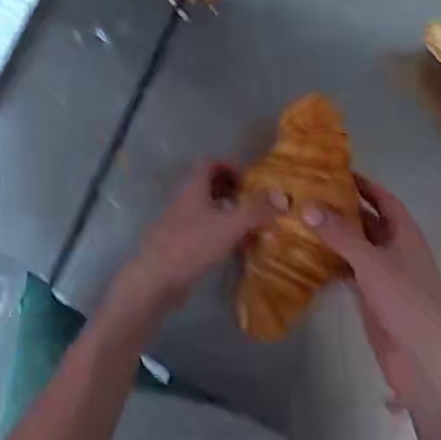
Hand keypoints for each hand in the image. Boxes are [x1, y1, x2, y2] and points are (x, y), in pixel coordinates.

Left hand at [115, 162, 278, 314]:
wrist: (158, 276)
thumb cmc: (193, 244)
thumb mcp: (230, 226)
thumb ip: (256, 211)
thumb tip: (281, 197)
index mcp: (191, 188)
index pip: (208, 163)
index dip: (230, 166)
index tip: (252, 181)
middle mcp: (183, 200)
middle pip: (208, 185)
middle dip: (233, 190)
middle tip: (256, 203)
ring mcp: (179, 221)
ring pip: (207, 208)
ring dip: (229, 212)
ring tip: (253, 225)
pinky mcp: (180, 241)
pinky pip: (204, 228)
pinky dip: (221, 231)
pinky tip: (237, 246)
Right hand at [303, 176, 440, 405]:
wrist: (426, 364)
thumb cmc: (409, 307)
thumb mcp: (373, 265)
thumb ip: (340, 235)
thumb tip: (307, 205)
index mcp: (408, 239)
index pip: (387, 202)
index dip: (365, 185)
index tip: (335, 171)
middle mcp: (397, 253)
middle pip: (368, 222)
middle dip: (341, 207)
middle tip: (304, 193)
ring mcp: (384, 276)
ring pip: (355, 246)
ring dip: (331, 234)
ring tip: (297, 219)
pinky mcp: (371, 297)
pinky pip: (347, 269)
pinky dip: (328, 260)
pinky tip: (304, 255)